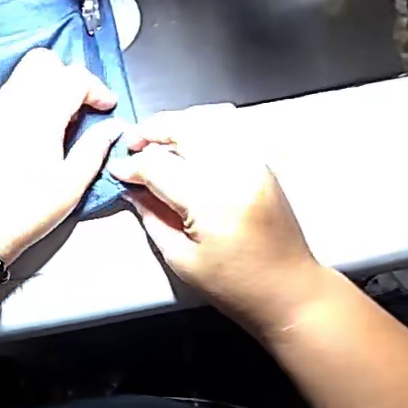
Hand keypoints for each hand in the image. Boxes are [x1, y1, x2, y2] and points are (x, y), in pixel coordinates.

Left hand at [0, 47, 124, 260]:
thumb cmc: (26, 210)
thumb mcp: (71, 185)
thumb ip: (94, 149)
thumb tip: (112, 128)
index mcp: (39, 113)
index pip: (73, 77)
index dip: (97, 88)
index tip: (108, 107)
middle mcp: (12, 102)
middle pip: (43, 62)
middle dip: (68, 76)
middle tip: (84, 105)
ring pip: (23, 74)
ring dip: (47, 85)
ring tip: (62, 118)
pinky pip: (8, 93)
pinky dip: (27, 98)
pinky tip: (35, 128)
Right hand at [106, 105, 335, 334]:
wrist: (289, 289)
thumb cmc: (235, 286)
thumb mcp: (181, 259)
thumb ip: (153, 218)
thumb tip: (134, 190)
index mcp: (210, 201)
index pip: (159, 165)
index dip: (132, 166)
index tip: (118, 171)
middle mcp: (234, 172)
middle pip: (185, 127)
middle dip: (152, 130)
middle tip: (133, 145)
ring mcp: (253, 163)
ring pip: (210, 118)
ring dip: (178, 123)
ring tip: (159, 140)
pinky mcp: (263, 164)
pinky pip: (231, 128)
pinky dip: (204, 126)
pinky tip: (188, 143)